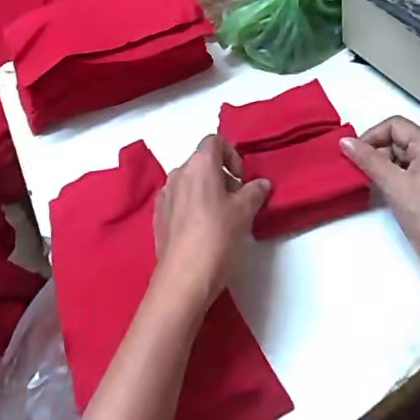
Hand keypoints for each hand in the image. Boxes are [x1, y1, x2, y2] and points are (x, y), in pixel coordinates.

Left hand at [151, 135, 271, 311]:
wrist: (183, 279)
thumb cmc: (217, 236)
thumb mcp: (245, 212)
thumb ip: (254, 191)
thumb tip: (261, 184)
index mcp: (199, 164)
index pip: (214, 141)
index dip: (232, 155)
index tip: (241, 180)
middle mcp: (178, 173)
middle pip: (202, 162)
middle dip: (221, 176)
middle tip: (237, 201)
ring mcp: (164, 196)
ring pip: (190, 183)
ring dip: (206, 192)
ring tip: (221, 218)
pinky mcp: (158, 218)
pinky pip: (179, 202)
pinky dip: (192, 207)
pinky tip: (202, 231)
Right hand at [339, 118, 419, 295]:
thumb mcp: (394, 187)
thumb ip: (369, 160)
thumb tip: (346, 141)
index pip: (396, 125)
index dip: (372, 136)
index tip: (356, 157)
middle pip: (404, 139)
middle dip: (381, 153)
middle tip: (365, 175)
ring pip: (410, 157)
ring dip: (390, 167)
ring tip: (378, 188)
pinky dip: (403, 178)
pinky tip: (394, 196)